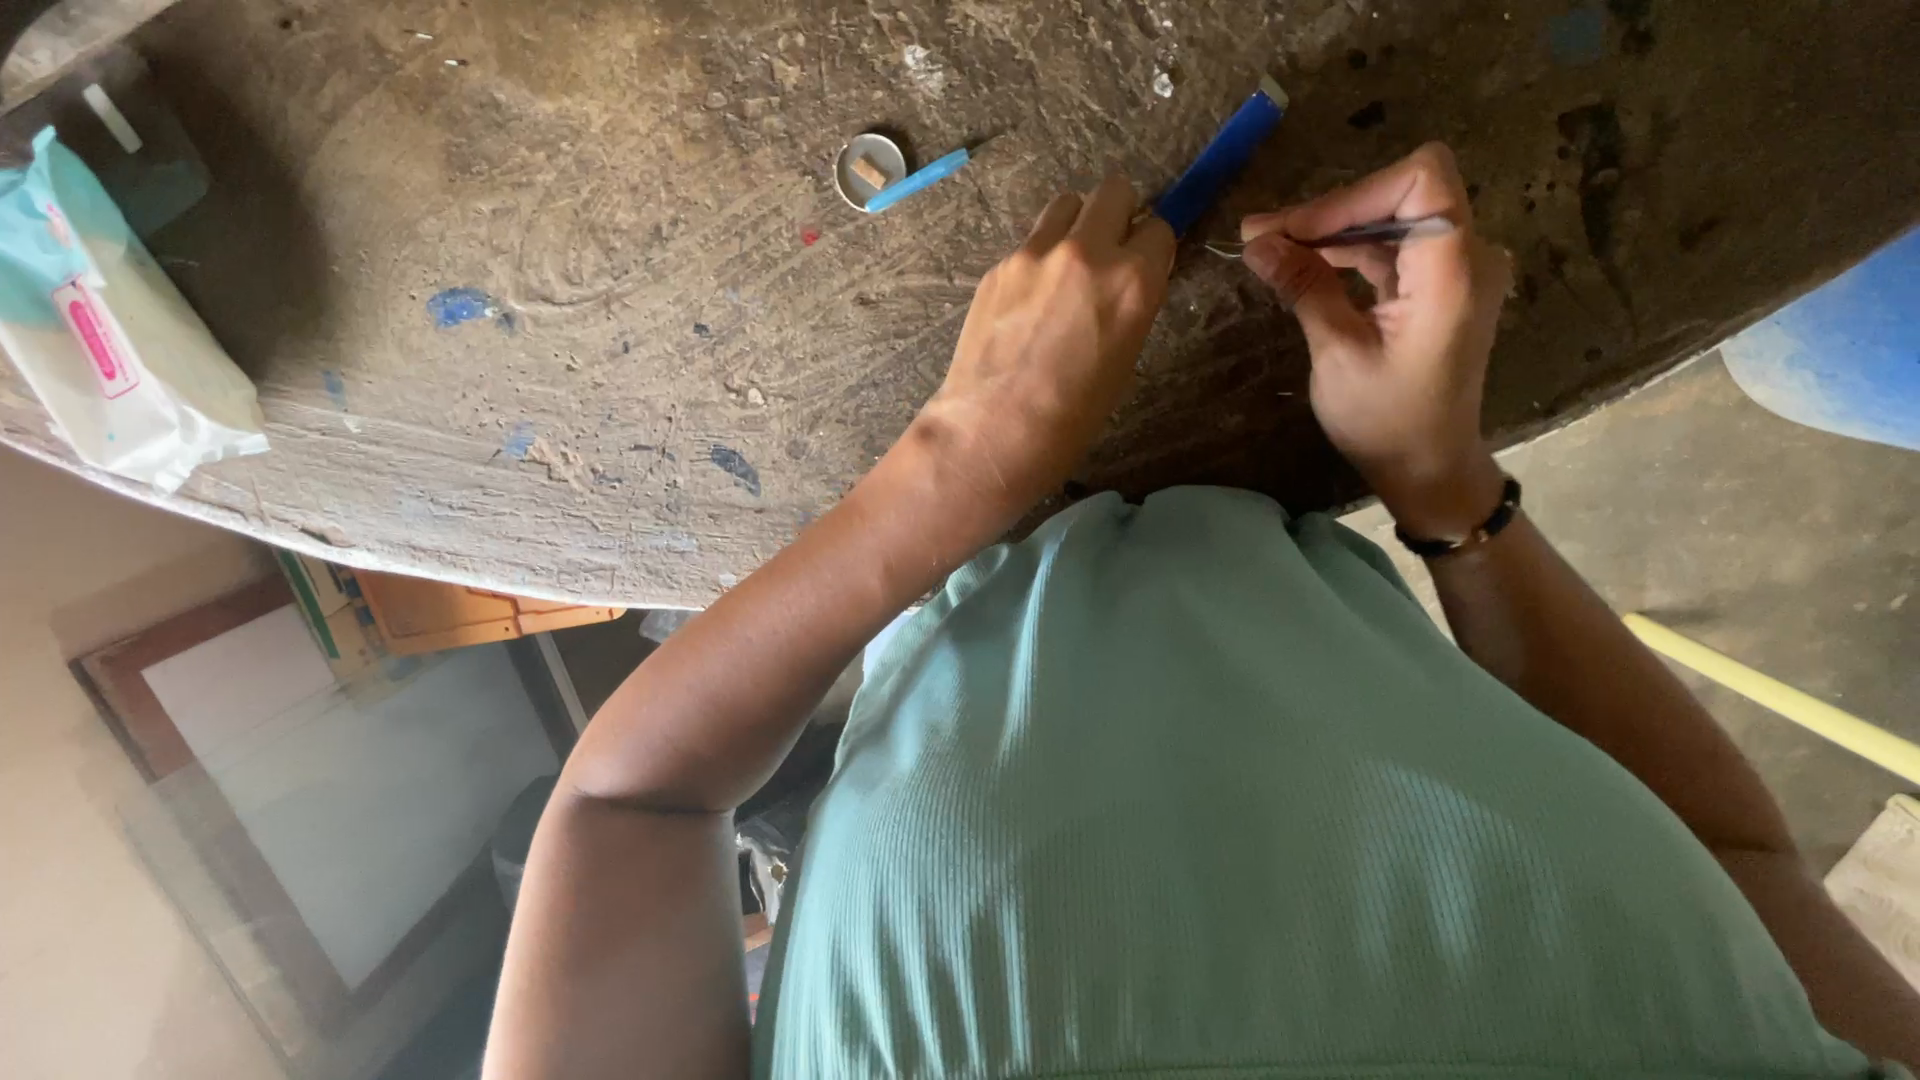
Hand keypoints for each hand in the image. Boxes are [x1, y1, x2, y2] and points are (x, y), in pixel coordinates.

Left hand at [911, 173, 1174, 519]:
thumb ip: (1132, 303)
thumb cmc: (1072, 415)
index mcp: (1133, 280)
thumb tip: (1131, 276)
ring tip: (1065, 269)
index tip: (1143, 263)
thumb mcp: (1125, 358)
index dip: (1152, 248)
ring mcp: (1036, 253)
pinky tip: (1026, 302)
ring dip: (1076, 224)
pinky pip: (1029, 242)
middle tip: (1108, 252)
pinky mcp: (999, 265)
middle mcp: (1087, 251)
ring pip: (1067, 204)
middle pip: (1115, 191)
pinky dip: (1037, 259)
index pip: (1160, 228)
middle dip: (1119, 215)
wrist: (995, 429)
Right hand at [1240, 143, 1512, 538]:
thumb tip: (1257, 243)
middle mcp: (1469, 255)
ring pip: (1394, 217)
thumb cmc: (1384, 419)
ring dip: (1333, 229)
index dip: (1347, 196)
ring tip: (1270, 248)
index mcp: (1453, 270)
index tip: (1289, 230)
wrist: (1426, 465)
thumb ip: (1304, 287)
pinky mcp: (1441, 286)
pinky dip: (1349, 250)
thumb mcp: (1338, 352)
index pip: (1417, 180)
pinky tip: (1304, 263)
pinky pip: (1396, 247)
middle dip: (1330, 210)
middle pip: (1402, 194)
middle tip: (1261, 236)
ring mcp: (1458, 269)